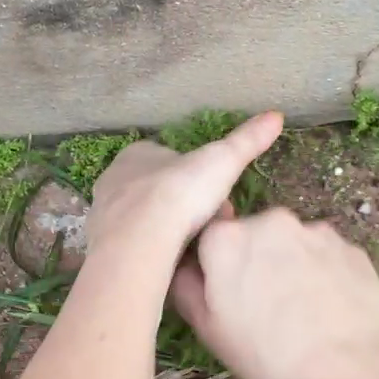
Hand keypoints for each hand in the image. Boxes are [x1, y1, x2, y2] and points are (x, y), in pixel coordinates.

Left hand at [86, 113, 282, 262]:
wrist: (139, 242)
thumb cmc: (178, 194)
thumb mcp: (222, 161)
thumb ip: (247, 140)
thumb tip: (275, 116)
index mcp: (137, 153)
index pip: (171, 159)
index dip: (199, 177)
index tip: (221, 196)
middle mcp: (115, 179)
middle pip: (159, 190)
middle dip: (187, 205)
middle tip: (214, 223)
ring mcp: (105, 214)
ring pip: (145, 218)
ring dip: (170, 228)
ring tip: (197, 246)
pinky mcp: (103, 244)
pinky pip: (133, 244)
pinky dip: (153, 249)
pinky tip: (172, 262)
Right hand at [172, 209, 378, 378]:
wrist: (353, 370)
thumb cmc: (268, 355)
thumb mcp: (208, 330)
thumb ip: (186, 287)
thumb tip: (184, 266)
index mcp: (225, 239)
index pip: (206, 237)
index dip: (212, 266)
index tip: (223, 295)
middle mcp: (269, 221)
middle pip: (250, 235)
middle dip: (252, 262)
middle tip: (260, 307)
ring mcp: (314, 230)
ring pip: (289, 244)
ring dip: (287, 266)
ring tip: (299, 312)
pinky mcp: (350, 245)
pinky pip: (323, 256)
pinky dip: (320, 274)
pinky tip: (326, 309)